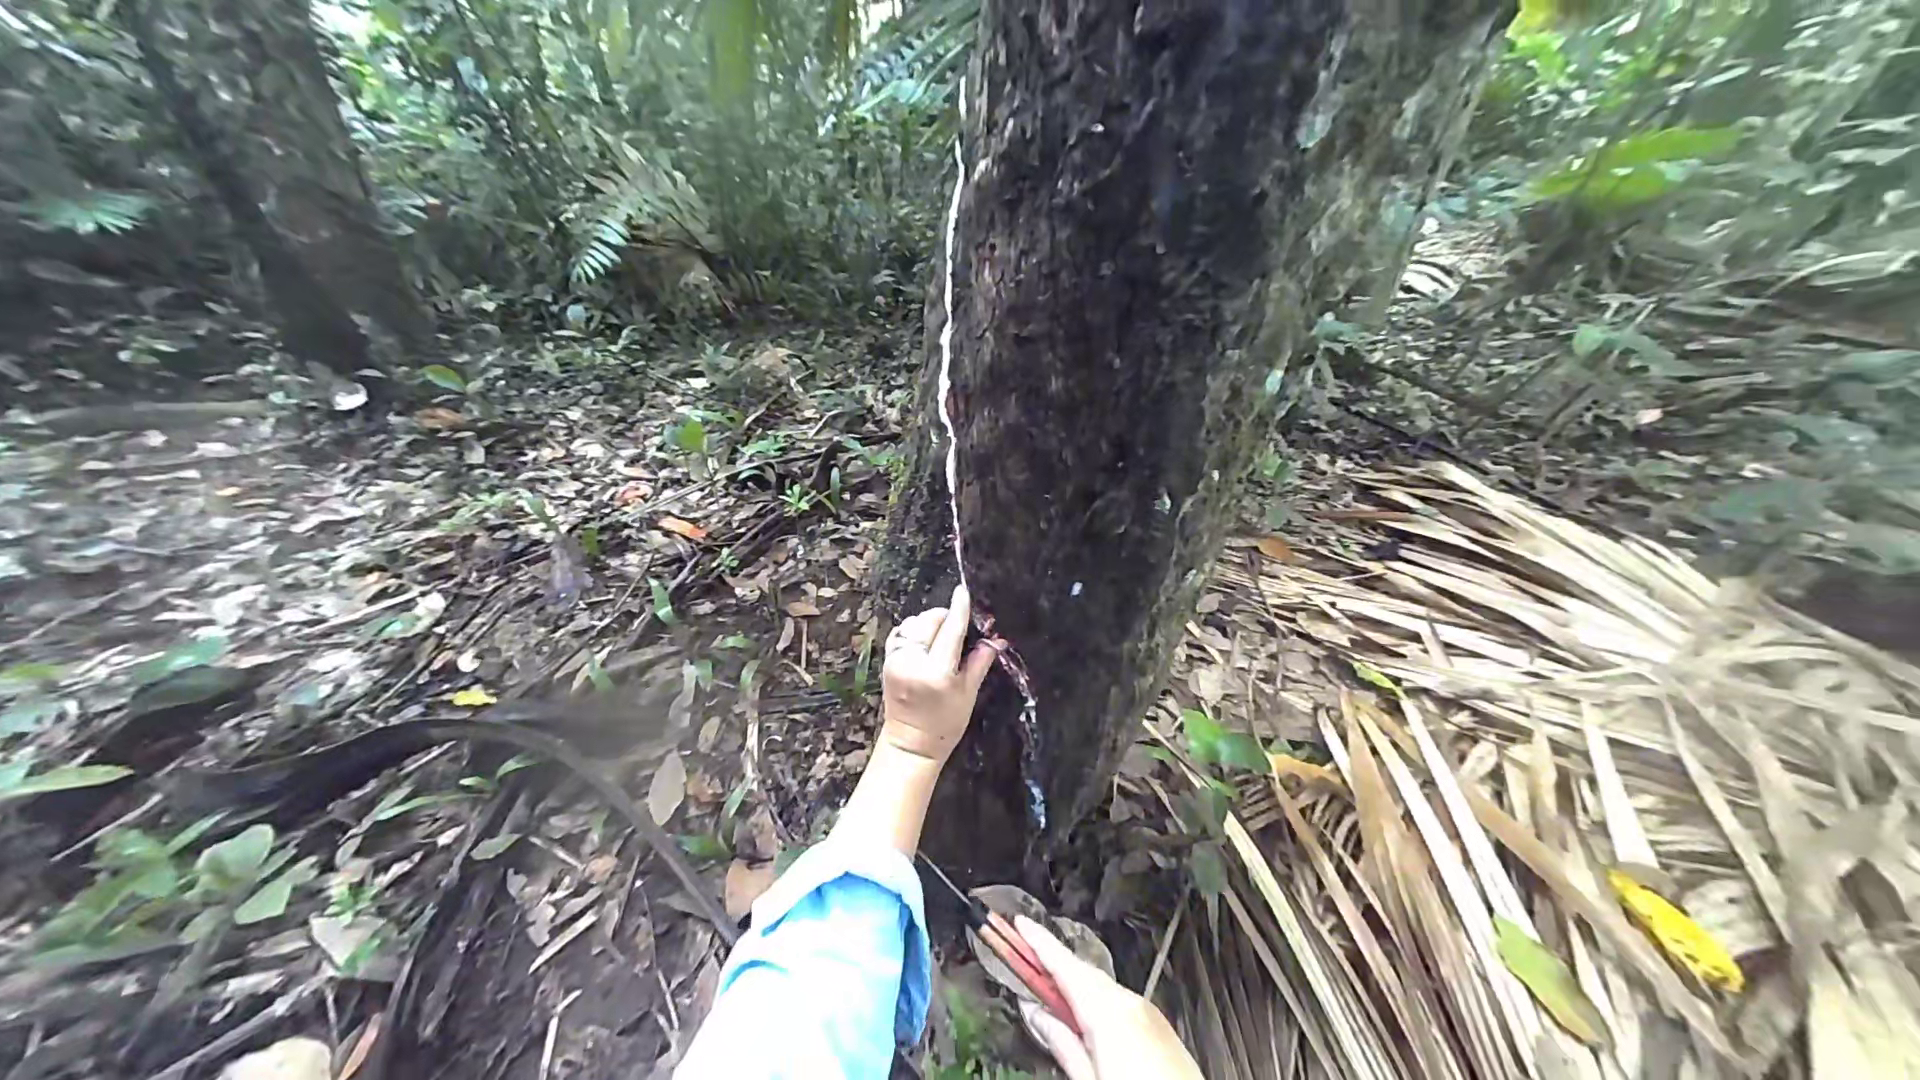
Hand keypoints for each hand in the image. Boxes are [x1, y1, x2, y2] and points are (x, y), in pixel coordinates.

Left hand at [880, 585, 999, 762]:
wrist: (911, 744)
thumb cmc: (945, 723)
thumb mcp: (968, 694)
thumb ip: (979, 662)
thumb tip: (995, 640)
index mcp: (937, 672)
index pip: (951, 631)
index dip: (959, 609)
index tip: (963, 592)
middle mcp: (913, 662)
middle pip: (929, 621)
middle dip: (944, 617)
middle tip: (957, 628)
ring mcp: (897, 660)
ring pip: (913, 624)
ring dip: (929, 623)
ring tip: (940, 638)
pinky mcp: (888, 661)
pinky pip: (901, 633)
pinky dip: (913, 631)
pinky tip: (923, 641)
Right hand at [1014, 916, 1201, 1079]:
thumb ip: (1062, 1044)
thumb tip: (1036, 1013)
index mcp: (1107, 1011)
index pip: (1064, 965)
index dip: (1039, 942)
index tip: (1019, 922)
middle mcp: (1130, 1001)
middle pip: (1082, 972)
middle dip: (1055, 965)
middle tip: (1026, 962)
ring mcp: (1149, 1013)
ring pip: (1102, 987)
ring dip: (1075, 986)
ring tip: (1052, 997)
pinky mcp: (1161, 1029)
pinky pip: (1120, 1003)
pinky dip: (1098, 1002)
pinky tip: (1087, 1020)